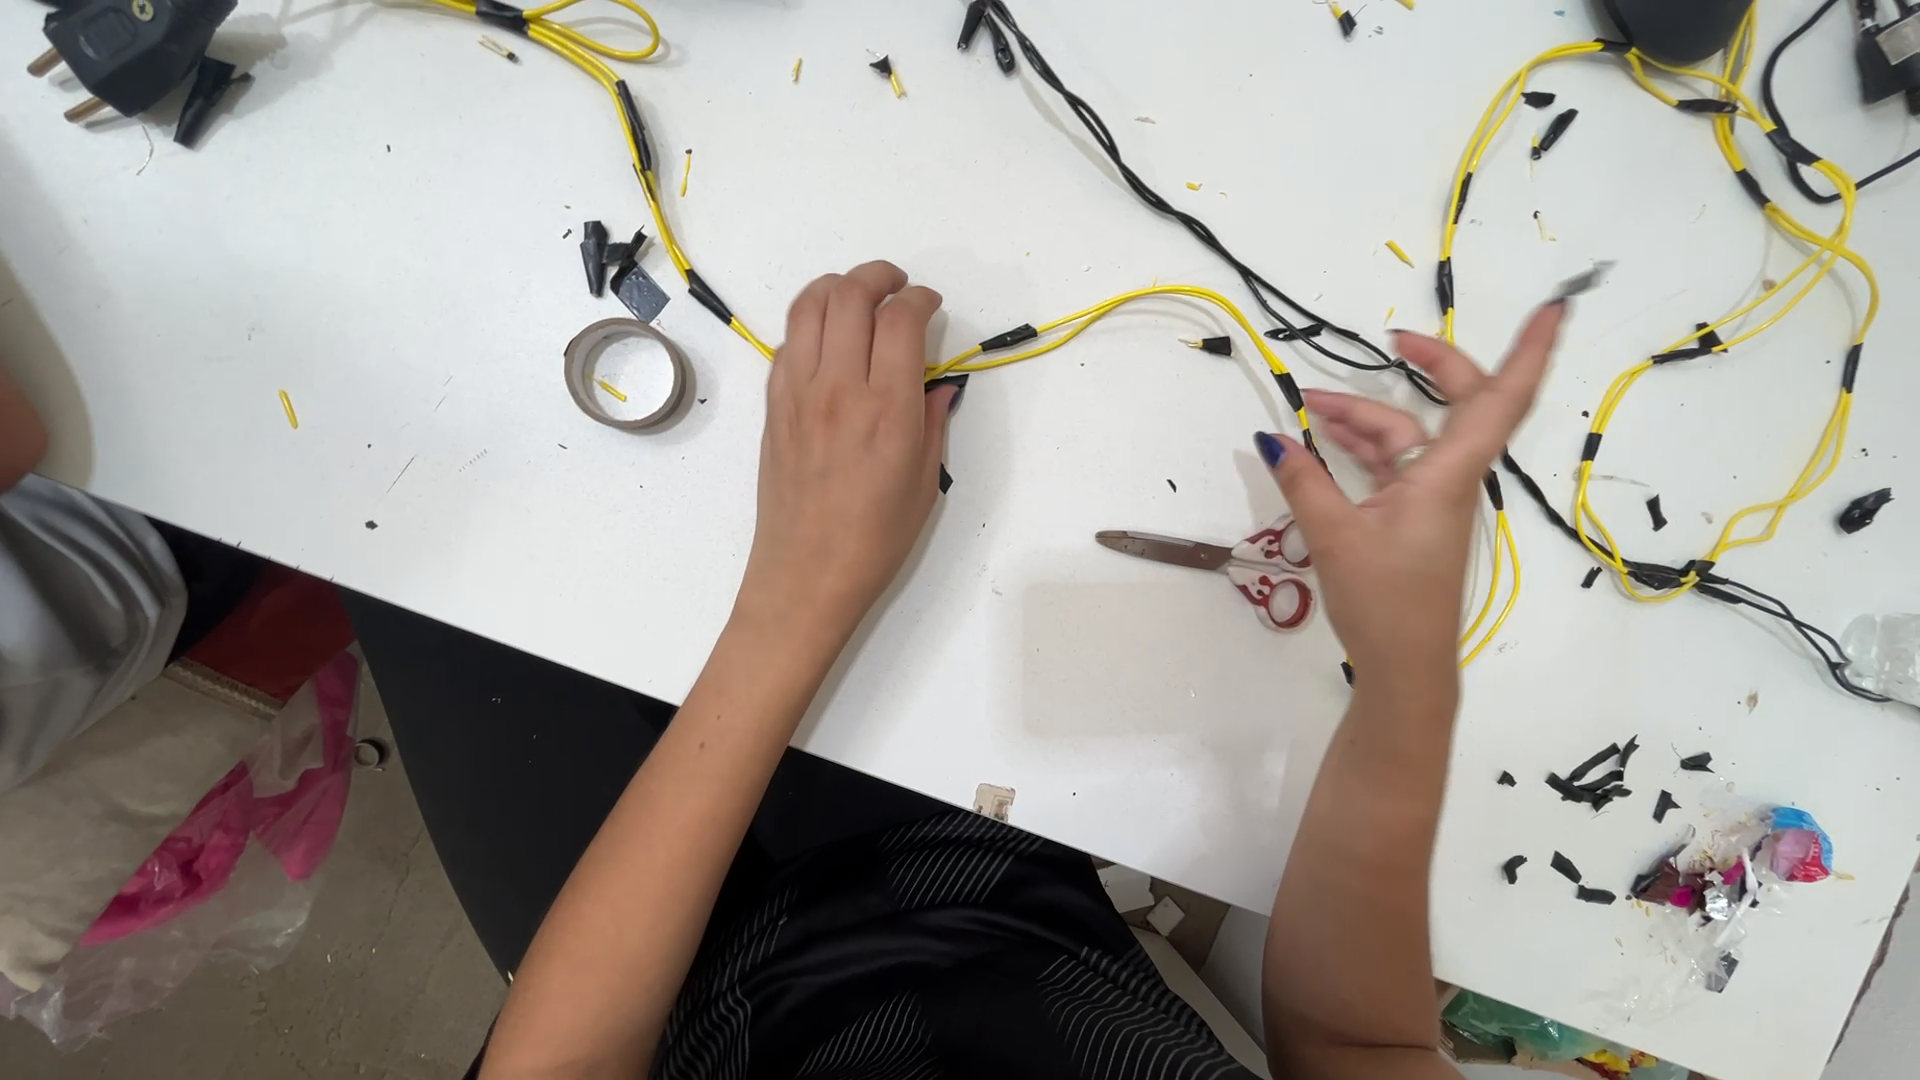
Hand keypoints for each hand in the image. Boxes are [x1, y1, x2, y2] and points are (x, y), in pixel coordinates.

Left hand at [739, 261, 955, 643]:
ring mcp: (799, 393)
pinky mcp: (774, 405)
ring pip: (809, 305)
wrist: (806, 574)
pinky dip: (811, 321)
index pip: (901, 321)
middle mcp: (840, 389)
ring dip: (839, 286)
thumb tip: (938, 385)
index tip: (931, 305)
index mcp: (888, 411)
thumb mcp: (926, 484)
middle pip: (851, 295)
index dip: (921, 299)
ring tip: (860, 296)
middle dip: (880, 276)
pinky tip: (830, 338)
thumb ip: (934, 422)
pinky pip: (789, 340)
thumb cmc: (875, 540)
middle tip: (899, 286)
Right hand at [1255, 303, 1564, 679]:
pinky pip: (1389, 467)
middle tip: (1390, 341)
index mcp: (1447, 476)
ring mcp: (1430, 499)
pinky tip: (1320, 446)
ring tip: (1310, 407)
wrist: (1403, 662)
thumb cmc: (1383, 599)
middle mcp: (1449, 478)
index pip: (1501, 400)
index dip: (1530, 350)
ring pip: (1406, 438)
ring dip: (1363, 418)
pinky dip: (1357, 450)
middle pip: (1454, 406)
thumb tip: (1270, 438)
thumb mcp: (1333, 535)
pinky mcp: (1410, 518)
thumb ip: (1303, 481)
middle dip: (1428, 366)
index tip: (1554, 307)